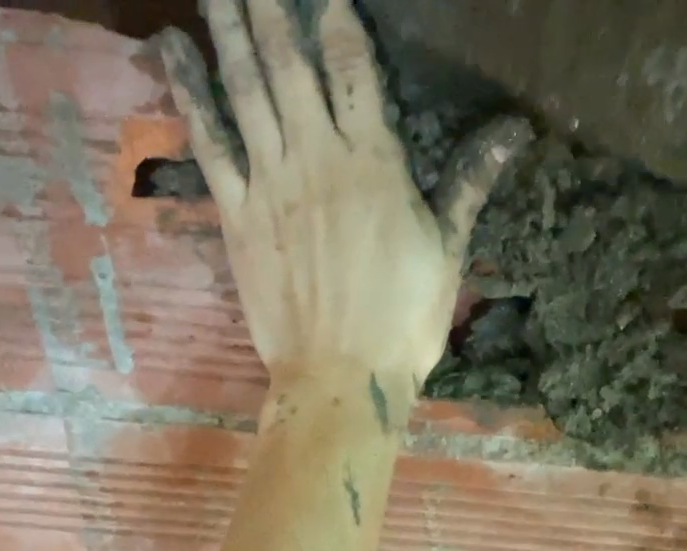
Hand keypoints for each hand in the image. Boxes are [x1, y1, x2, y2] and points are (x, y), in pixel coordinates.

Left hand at [159, 0, 530, 405]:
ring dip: (232, 31)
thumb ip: (468, 183)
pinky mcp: (236, 214)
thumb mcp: (447, 252)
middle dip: (273, 8)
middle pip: (290, 64)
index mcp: (375, 164)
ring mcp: (270, 183)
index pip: (353, 69)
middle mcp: (316, 157)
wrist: (340, 376)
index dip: (338, 18)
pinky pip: (209, 142)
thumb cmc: (403, 321)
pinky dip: (189, 94)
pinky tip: (173, 52)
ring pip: (246, 89)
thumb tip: (513, 130)